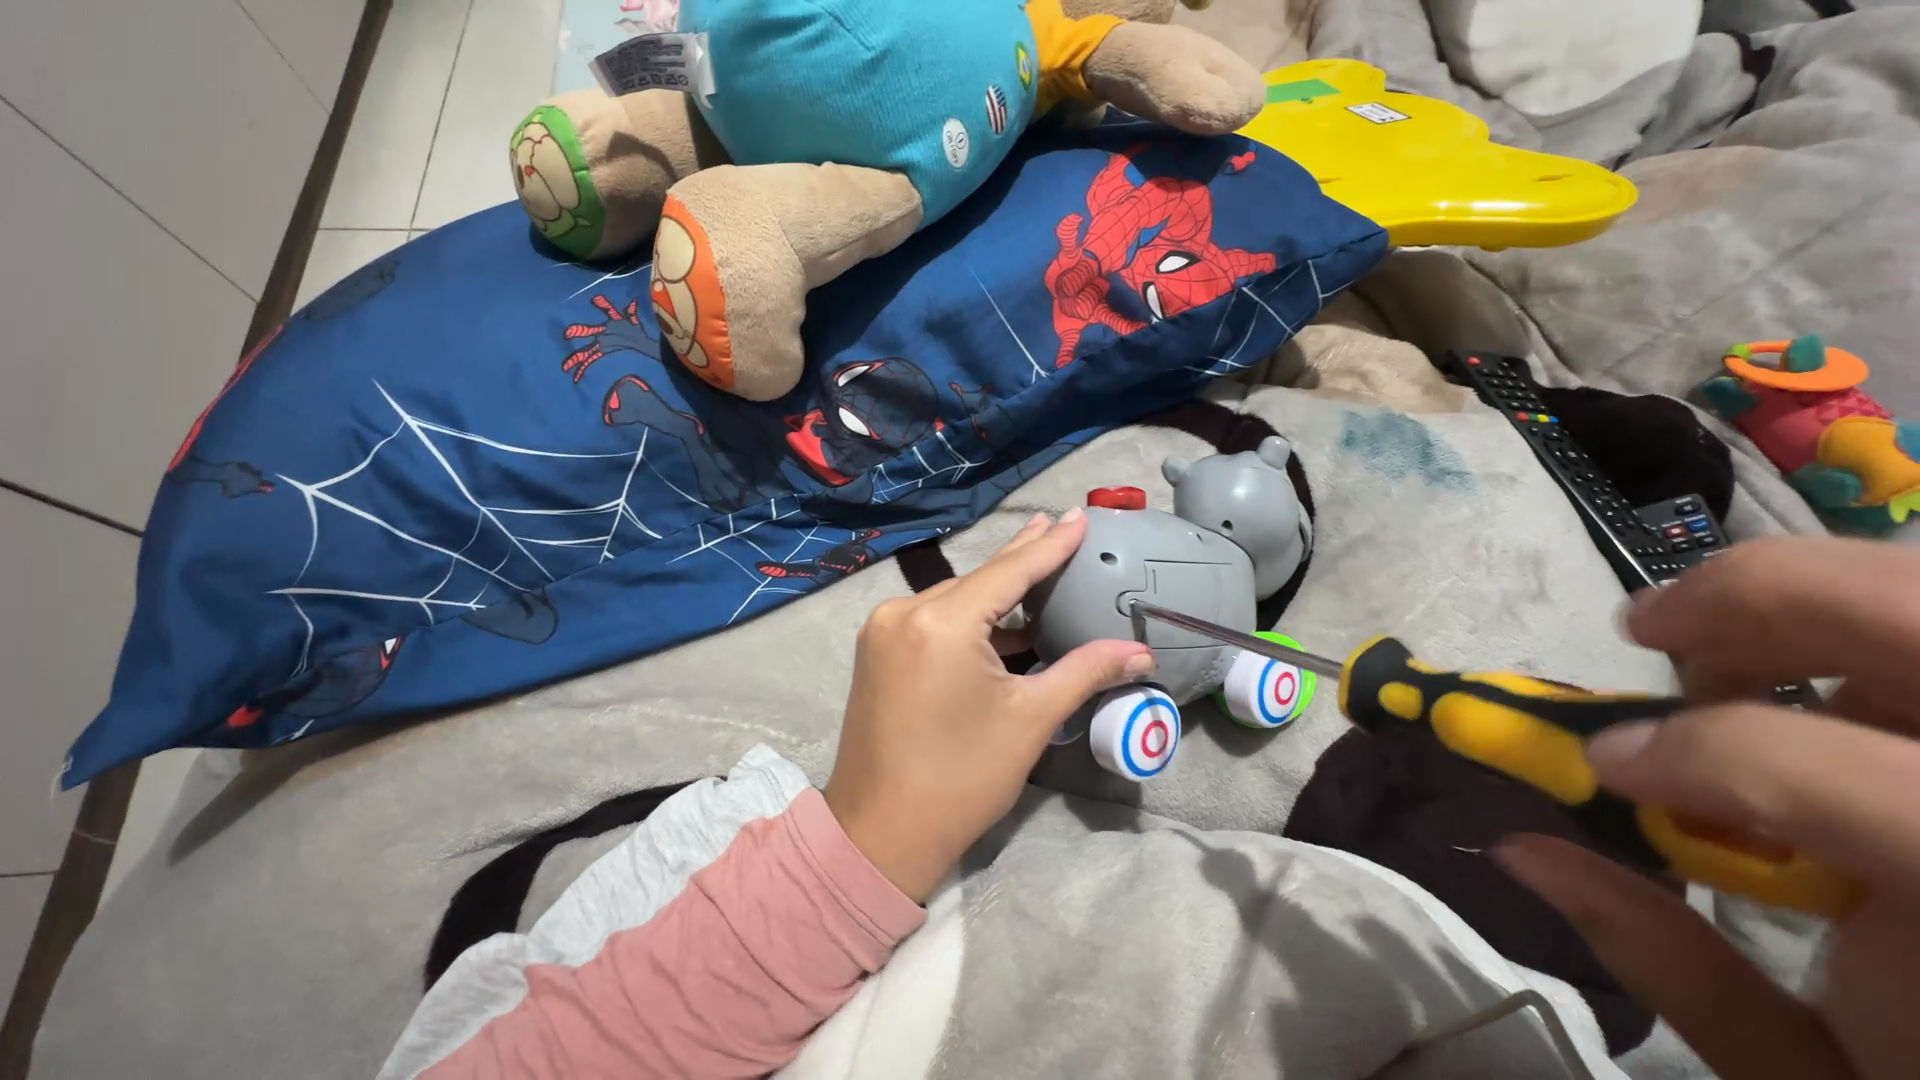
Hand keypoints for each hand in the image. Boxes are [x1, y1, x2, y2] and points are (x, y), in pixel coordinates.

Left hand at [824, 509, 1154, 902]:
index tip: (1078, 517)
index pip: (1008, 571)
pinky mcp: (877, 652)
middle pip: (978, 579)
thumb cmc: (961, 778)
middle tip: (1059, 523)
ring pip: (954, 599)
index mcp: (941, 623)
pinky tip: (1002, 618)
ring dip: (995, 591)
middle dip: (1022, 557)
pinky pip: (933, 620)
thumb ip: (1085, 672)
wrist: (881, 832)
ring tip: (1038, 564)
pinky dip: (970, 619)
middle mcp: (903, 612)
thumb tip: (1141, 654)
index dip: (1049, 545)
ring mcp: (883, 631)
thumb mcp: (1030, 719)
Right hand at [1495, 537, 1919, 1079]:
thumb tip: (1521, 850)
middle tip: (1650, 630)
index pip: (1802, 765)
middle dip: (1750, 598)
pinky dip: (1863, 625)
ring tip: (1736, 660)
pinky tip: (1825, 684)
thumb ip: (1671, 960)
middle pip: (1902, 609)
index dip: (1688, 750)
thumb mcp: (1807, 1071)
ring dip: (1807, 601)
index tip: (1610, 767)